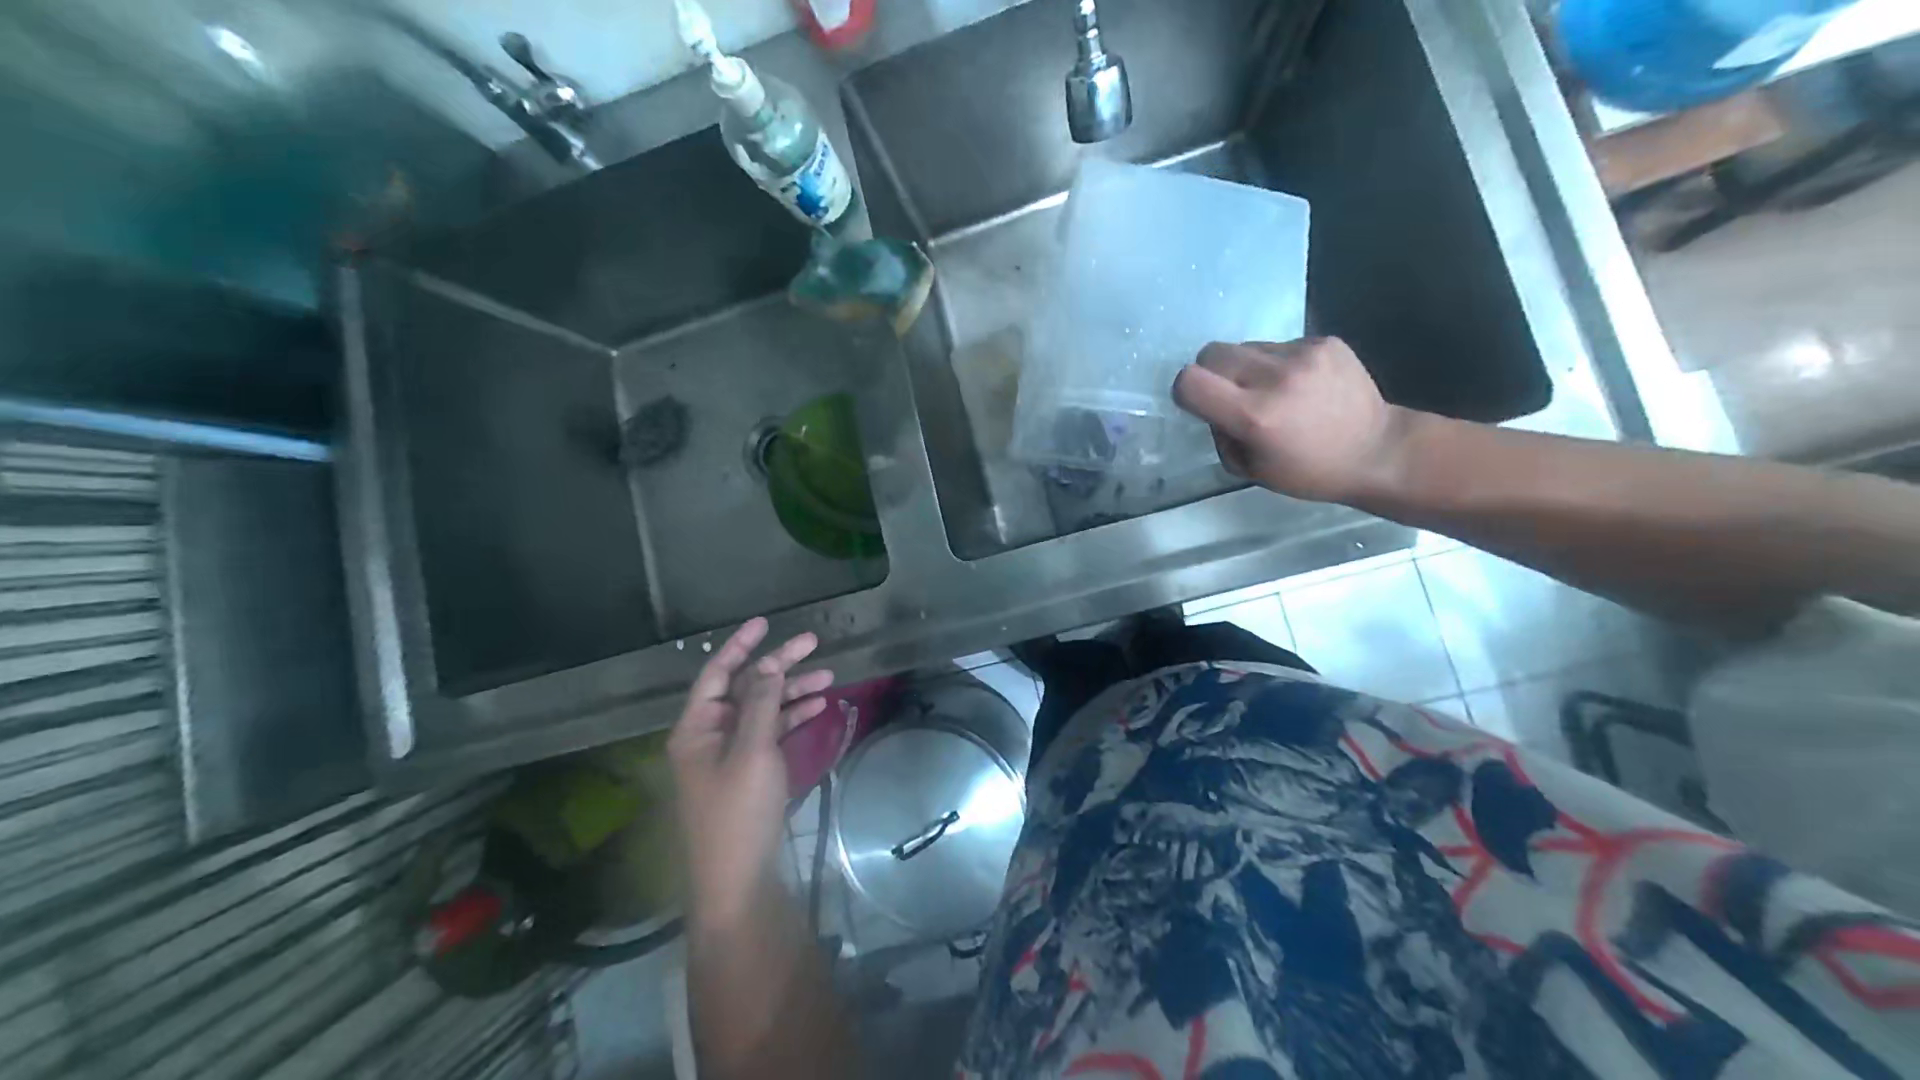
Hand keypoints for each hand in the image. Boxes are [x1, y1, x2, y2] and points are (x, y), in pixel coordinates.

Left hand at [668, 617, 833, 926]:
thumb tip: (771, 665)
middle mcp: (710, 737)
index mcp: (696, 729)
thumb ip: (762, 704)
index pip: (717, 674)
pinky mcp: (749, 775)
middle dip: (778, 667)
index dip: (740, 645)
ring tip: (829, 677)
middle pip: (745, 690)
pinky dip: (791, 720)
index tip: (766, 623)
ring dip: (792, 693)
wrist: (738, 881)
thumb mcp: (752, 752)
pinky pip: (770, 735)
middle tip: (814, 645)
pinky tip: (816, 708)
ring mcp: (730, 757)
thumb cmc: (738, 813)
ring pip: (762, 711)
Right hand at [1171, 336, 1411, 503]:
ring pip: (1245, 347)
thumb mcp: (1249, 468)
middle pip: (1211, 353)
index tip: (1201, 404)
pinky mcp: (1325, 341)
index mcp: (1254, 416)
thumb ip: (1221, 433)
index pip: (1190, 381)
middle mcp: (1276, 378)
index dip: (1187, 391)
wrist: (1377, 451)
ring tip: (1275, 392)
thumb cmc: (1308, 472)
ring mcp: (1304, 355)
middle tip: (1233, 396)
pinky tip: (1302, 386)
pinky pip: (1279, 345)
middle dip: (1212, 374)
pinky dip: (1279, 364)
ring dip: (1248, 368)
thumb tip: (1214, 405)